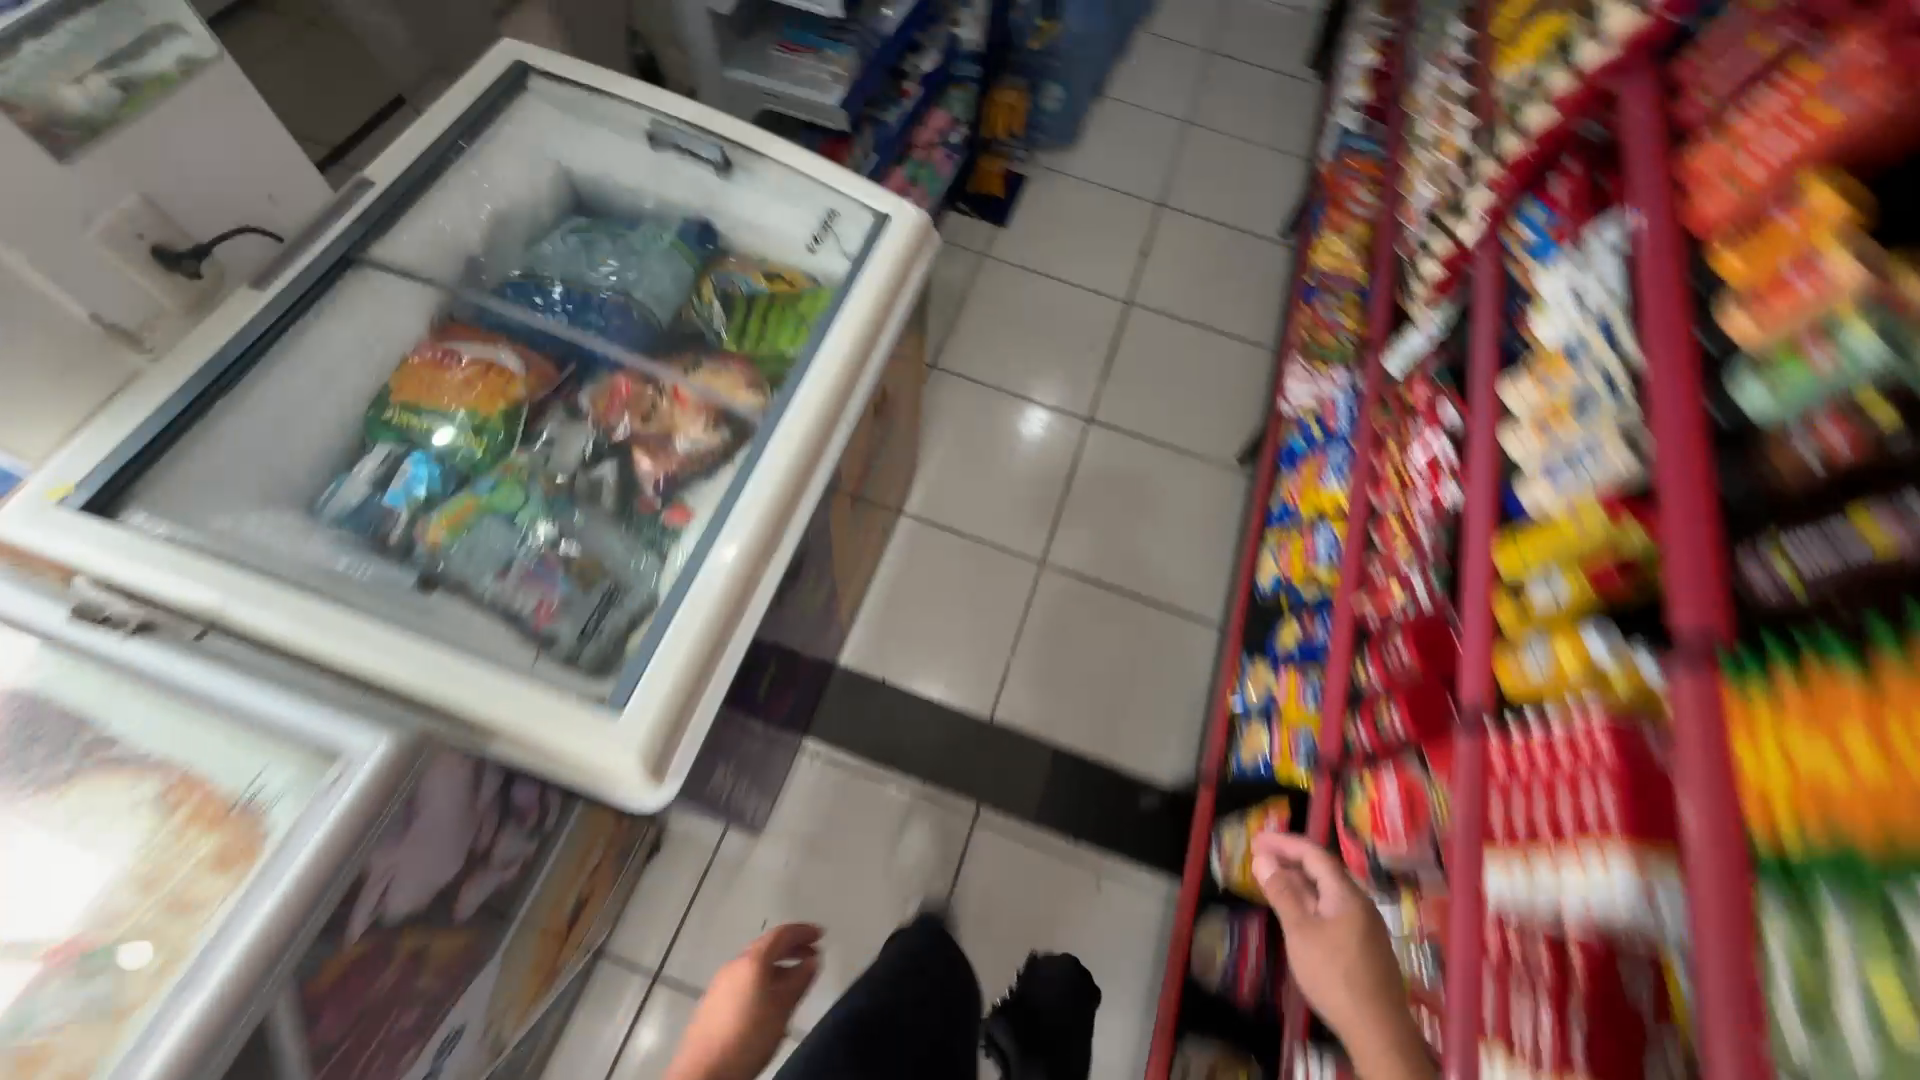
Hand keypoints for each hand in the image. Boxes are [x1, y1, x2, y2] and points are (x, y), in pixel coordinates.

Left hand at [666, 923, 821, 1079]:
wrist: (703, 1073)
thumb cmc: (748, 1036)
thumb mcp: (782, 1009)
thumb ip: (799, 981)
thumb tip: (813, 960)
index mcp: (752, 961)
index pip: (781, 934)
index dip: (802, 931)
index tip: (820, 934)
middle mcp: (734, 965)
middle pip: (766, 946)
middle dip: (791, 947)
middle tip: (812, 953)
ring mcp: (721, 983)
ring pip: (754, 964)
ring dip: (777, 964)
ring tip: (795, 977)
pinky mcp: (713, 1001)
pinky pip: (744, 979)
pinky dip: (763, 978)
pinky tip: (770, 997)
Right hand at [1251, 833, 1432, 1079]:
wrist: (1377, 1029)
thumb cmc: (1333, 975)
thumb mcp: (1299, 931)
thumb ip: (1282, 892)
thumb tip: (1262, 858)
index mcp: (1346, 894)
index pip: (1314, 854)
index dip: (1283, 843)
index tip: (1255, 839)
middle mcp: (1360, 903)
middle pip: (1323, 870)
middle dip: (1290, 859)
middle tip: (1259, 857)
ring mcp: (1365, 925)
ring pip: (1328, 891)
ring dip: (1299, 881)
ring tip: (1272, 881)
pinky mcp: (1364, 945)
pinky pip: (1333, 909)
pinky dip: (1310, 901)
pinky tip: (1297, 913)